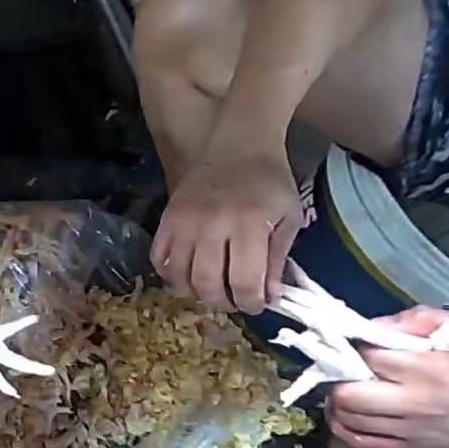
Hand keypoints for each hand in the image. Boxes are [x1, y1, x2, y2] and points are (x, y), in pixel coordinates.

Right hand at [151, 144, 303, 313]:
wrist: (239, 143)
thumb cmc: (271, 181)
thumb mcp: (289, 218)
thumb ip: (278, 260)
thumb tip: (268, 297)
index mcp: (249, 224)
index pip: (244, 281)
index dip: (251, 302)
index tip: (256, 304)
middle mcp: (212, 224)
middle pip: (208, 284)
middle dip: (223, 303)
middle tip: (234, 301)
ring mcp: (185, 221)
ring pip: (181, 277)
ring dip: (197, 294)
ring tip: (211, 291)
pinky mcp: (168, 217)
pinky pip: (159, 258)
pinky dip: (170, 276)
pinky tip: (188, 276)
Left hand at [327, 307, 448, 447]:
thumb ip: (418, 321)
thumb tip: (375, 326)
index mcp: (429, 368)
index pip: (368, 355)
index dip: (356, 345)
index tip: (356, 340)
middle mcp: (415, 404)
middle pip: (348, 393)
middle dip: (338, 376)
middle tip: (345, 366)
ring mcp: (412, 433)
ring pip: (349, 421)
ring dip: (337, 402)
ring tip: (345, 387)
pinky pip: (363, 444)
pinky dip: (347, 427)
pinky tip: (349, 413)